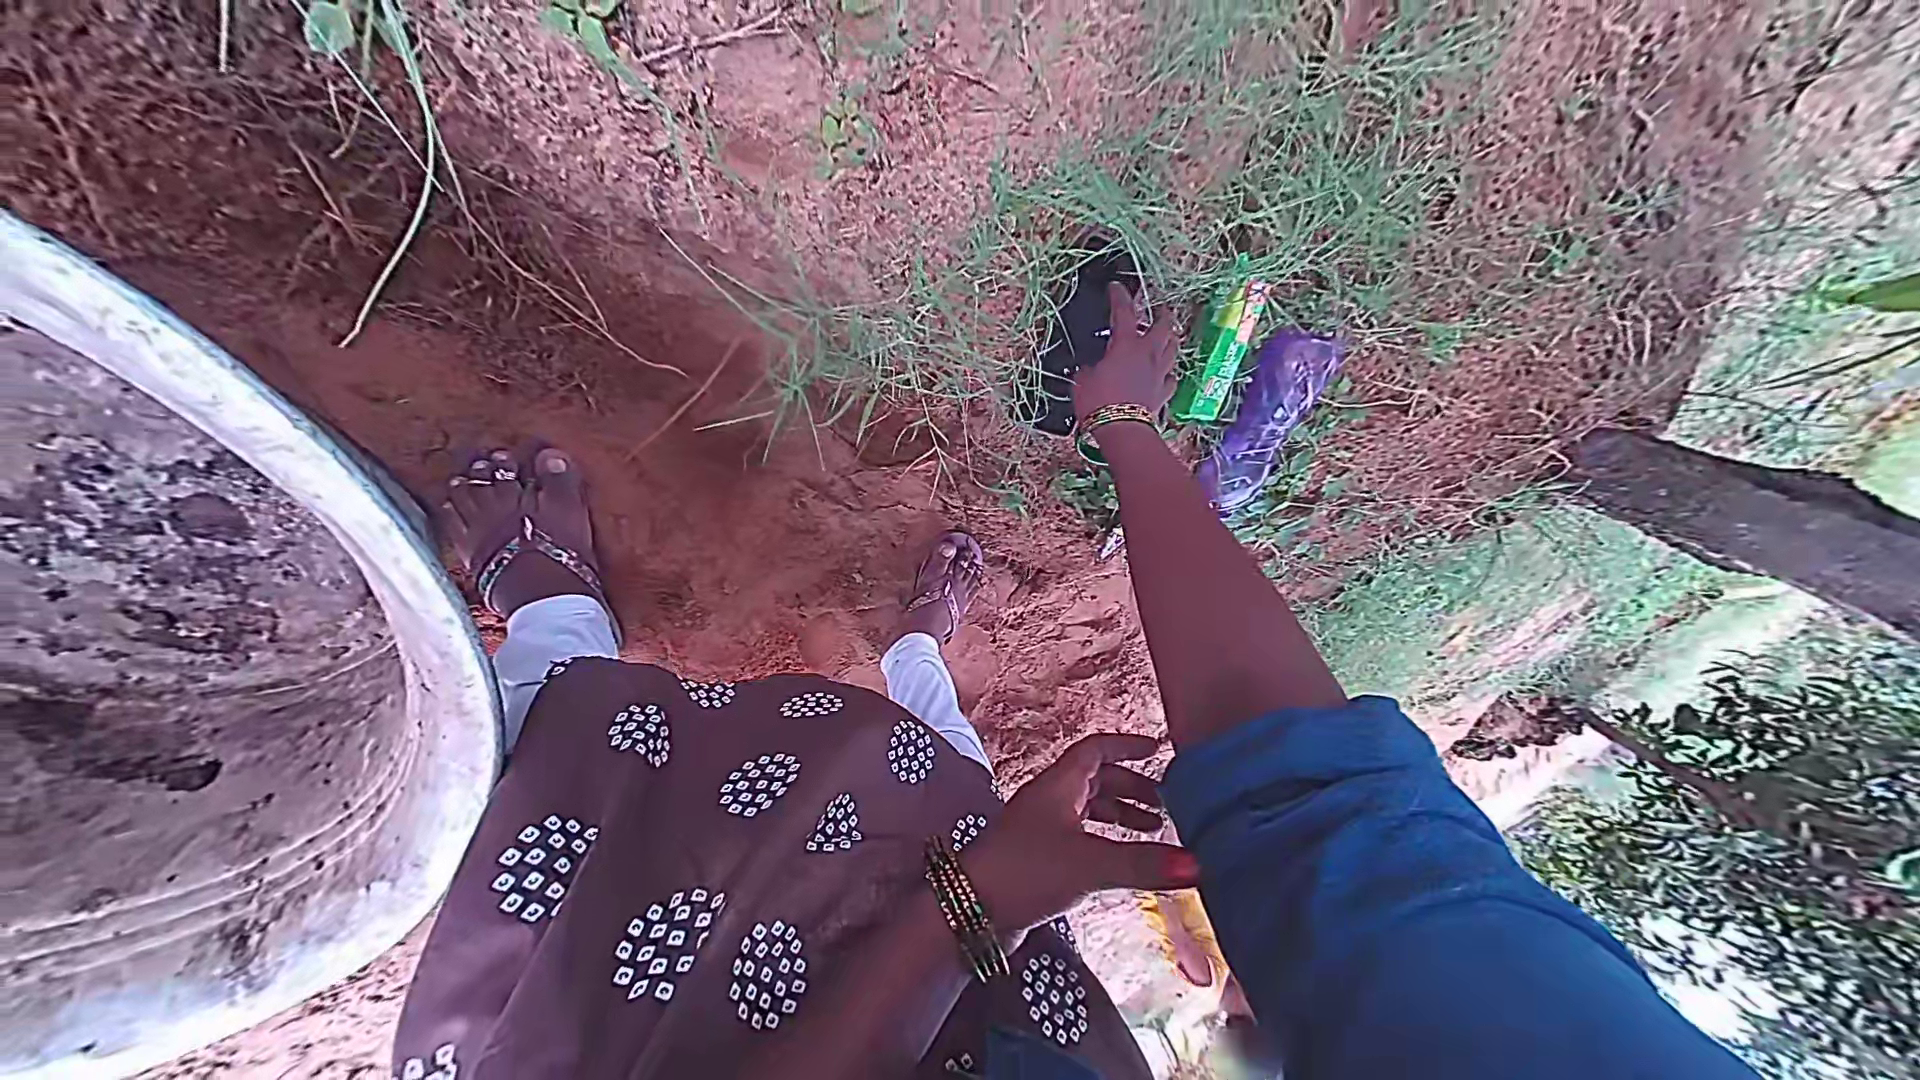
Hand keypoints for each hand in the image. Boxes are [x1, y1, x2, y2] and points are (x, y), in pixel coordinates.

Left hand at [964, 734, 1200, 935]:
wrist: (972, 906)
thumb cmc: (1026, 869)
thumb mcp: (1088, 863)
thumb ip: (1140, 863)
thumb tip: (1196, 863)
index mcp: (1058, 784)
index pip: (1095, 750)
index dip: (1126, 746)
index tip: (1157, 749)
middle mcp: (1050, 798)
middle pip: (1095, 778)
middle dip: (1130, 786)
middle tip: (1165, 803)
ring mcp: (1042, 825)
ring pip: (1088, 806)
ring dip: (1119, 813)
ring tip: (1152, 830)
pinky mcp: (1039, 854)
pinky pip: (1081, 833)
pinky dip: (1106, 837)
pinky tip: (1121, 856)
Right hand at [1072, 283, 1181, 424]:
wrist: (1122, 431)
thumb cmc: (1099, 402)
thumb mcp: (1083, 381)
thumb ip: (1089, 369)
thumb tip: (1090, 368)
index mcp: (1127, 345)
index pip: (1124, 313)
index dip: (1119, 297)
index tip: (1116, 287)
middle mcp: (1148, 355)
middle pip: (1164, 326)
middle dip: (1162, 314)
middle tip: (1158, 309)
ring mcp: (1159, 374)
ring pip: (1173, 349)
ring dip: (1171, 339)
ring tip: (1168, 335)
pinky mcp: (1163, 394)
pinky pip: (1171, 378)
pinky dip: (1168, 373)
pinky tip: (1165, 373)